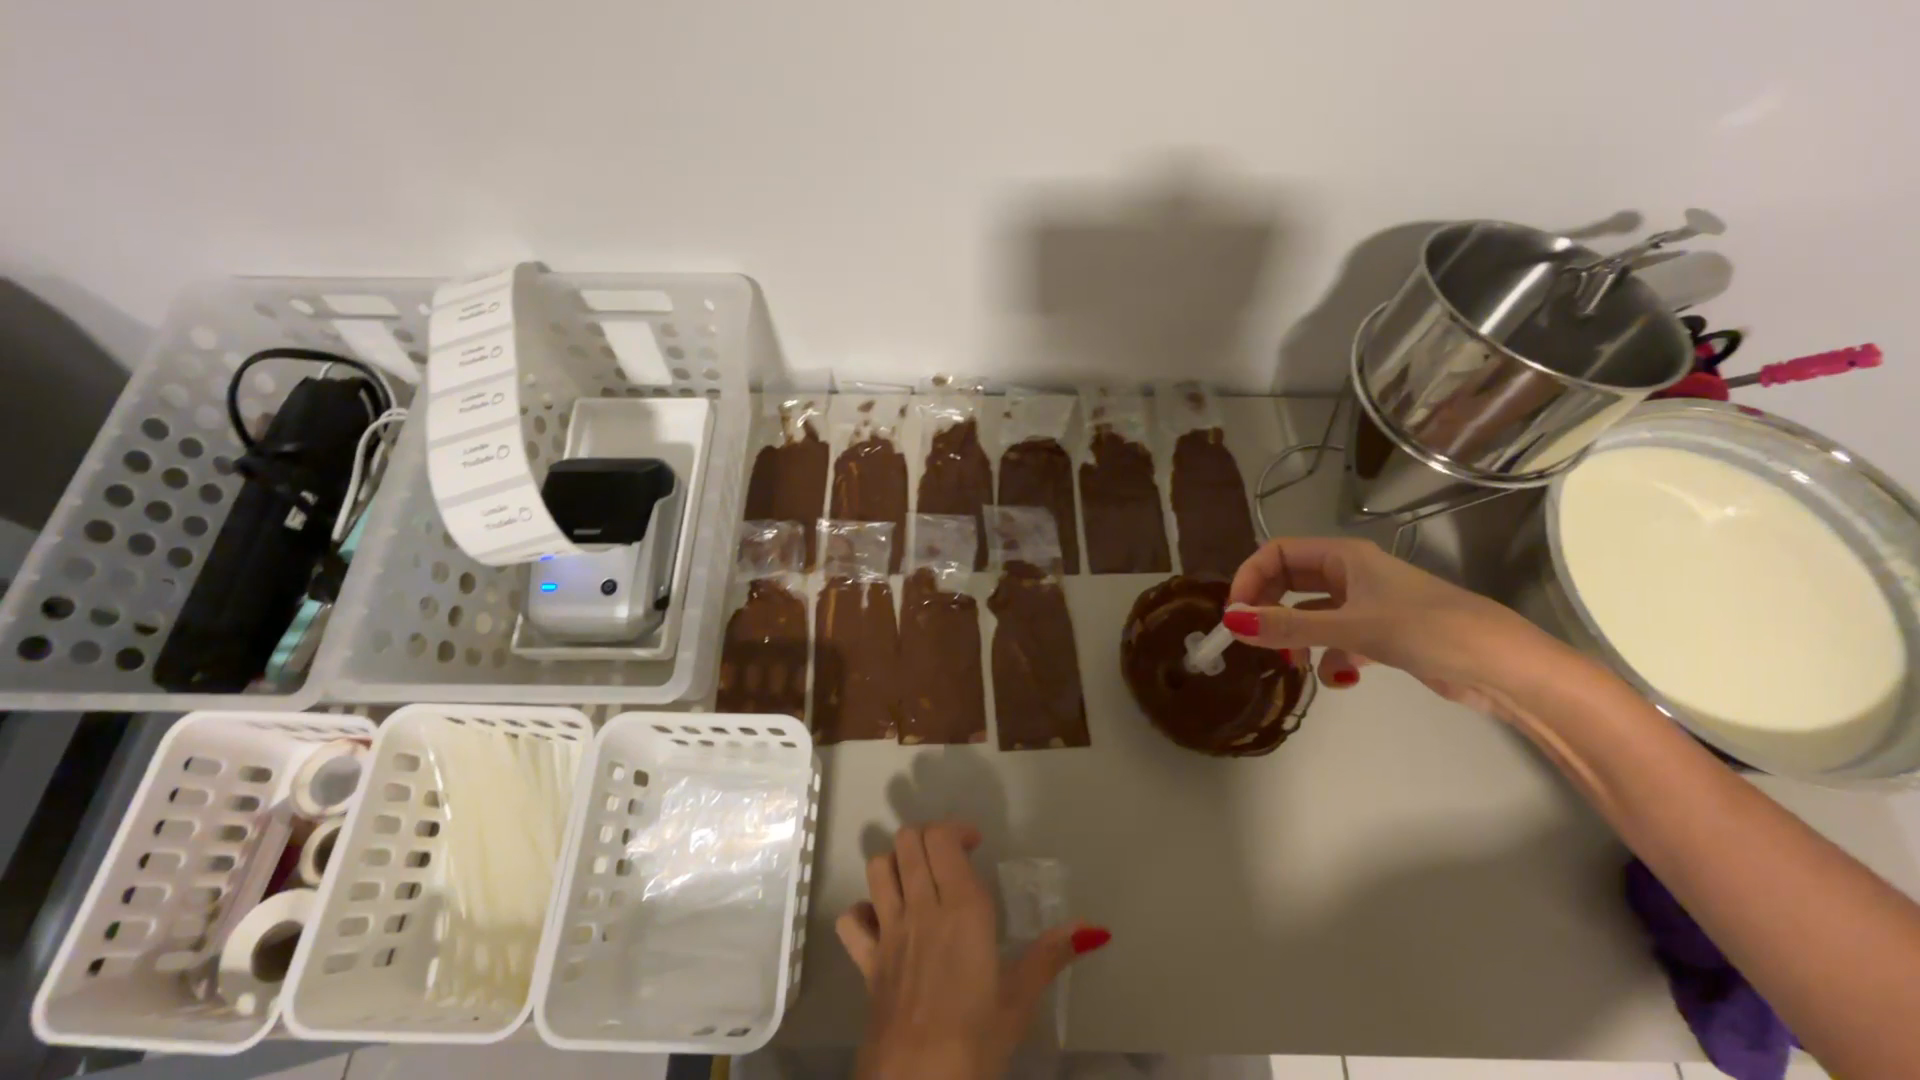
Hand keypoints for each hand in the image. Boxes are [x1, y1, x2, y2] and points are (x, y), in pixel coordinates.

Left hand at [836, 823, 1106, 1079]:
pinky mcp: (866, 960)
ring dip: (896, 861)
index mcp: (961, 908)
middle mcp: (920, 907)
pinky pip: (851, 918)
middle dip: (927, 836)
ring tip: (919, 879)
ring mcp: (888, 931)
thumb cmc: (977, 1038)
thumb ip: (1051, 954)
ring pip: (878, 867)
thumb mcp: (1020, 998)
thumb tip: (1092, 928)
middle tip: (950, 857)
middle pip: (908, 840)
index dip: (956, 829)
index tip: (975, 845)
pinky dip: (864, 909)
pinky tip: (883, 920)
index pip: (942, 838)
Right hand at [1225, 536, 1557, 720]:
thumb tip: (1231, 622)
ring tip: (1298, 665)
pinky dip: (1331, 659)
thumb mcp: (1351, 627)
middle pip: (1290, 583)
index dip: (1250, 579)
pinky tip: (1342, 679)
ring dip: (1297, 639)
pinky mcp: (1382, 636)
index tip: (1235, 615)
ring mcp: (1367, 606)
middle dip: (1269, 610)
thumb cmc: (1426, 630)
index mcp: (1344, 557)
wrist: (1500, 665)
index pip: (1277, 553)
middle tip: (1254, 642)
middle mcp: (1351, 575)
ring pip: (1311, 615)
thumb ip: (1289, 626)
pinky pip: (1336, 640)